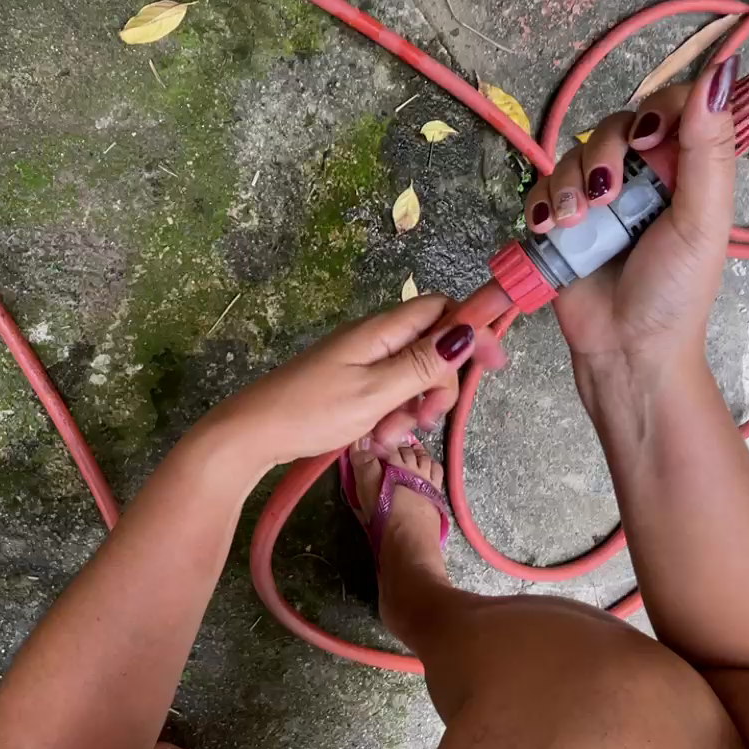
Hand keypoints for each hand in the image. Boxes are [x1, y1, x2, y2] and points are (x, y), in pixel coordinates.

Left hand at [204, 295, 489, 468]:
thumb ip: (422, 364)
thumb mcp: (376, 392)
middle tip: (424, 420)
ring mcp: (360, 362)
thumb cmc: (313, 411)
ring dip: (411, 408)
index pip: (439, 310)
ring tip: (387, 436)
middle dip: (437, 386)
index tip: (494, 363)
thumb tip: (467, 333)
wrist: (254, 433)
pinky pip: (387, 393)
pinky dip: (390, 414)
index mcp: (380, 331)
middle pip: (430, 348)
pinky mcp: (349, 384)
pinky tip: (375, 438)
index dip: (472, 329)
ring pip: (410, 376)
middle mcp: (373, 339)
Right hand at [525, 55, 740, 370]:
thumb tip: (724, 69)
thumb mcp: (702, 220)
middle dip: (604, 155)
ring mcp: (596, 202)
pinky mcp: (560, 225)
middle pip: (613, 127)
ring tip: (575, 222)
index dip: (655, 110)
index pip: (670, 108)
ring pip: (572, 157)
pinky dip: (541, 204)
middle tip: (607, 196)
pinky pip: (541, 192)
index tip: (647, 138)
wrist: (625, 348)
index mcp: (683, 171)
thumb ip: (707, 149)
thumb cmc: (674, 290)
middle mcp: (640, 179)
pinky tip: (548, 227)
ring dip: (569, 184)